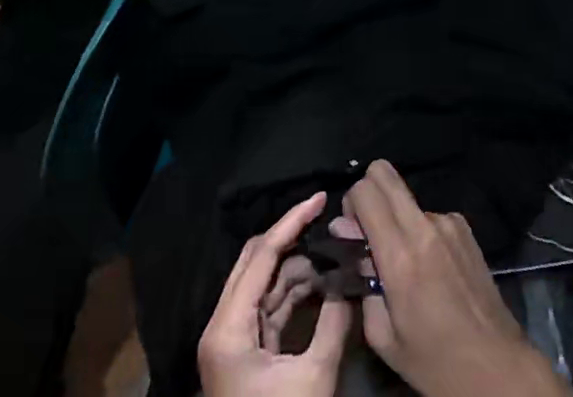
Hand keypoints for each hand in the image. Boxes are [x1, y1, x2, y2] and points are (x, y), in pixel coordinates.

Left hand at [199, 191, 353, 396]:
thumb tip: (349, 281)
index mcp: (229, 327)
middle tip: (329, 222)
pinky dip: (297, 293)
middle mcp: (224, 325)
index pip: (262, 255)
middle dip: (294, 240)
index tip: (321, 197)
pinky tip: (325, 285)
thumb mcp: (314, 376)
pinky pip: (271, 306)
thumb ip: (334, 321)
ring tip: (335, 259)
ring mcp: (233, 339)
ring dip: (300, 269)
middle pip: (257, 262)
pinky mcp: (246, 351)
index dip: (292, 222)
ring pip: (266, 283)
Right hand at [341, 161, 572, 396]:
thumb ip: (361, 277)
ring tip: (403, 264)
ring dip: (396, 220)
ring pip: (407, 200)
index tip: (350, 232)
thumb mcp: (382, 334)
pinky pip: (429, 216)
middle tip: (366, 233)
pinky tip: (428, 267)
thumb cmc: (433, 358)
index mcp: (400, 255)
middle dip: (368, 193)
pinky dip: (419, 231)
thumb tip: (347, 237)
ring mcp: (450, 222)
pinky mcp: (466, 228)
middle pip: (385, 174)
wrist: (494, 362)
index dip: (350, 203)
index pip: (366, 192)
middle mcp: (425, 226)